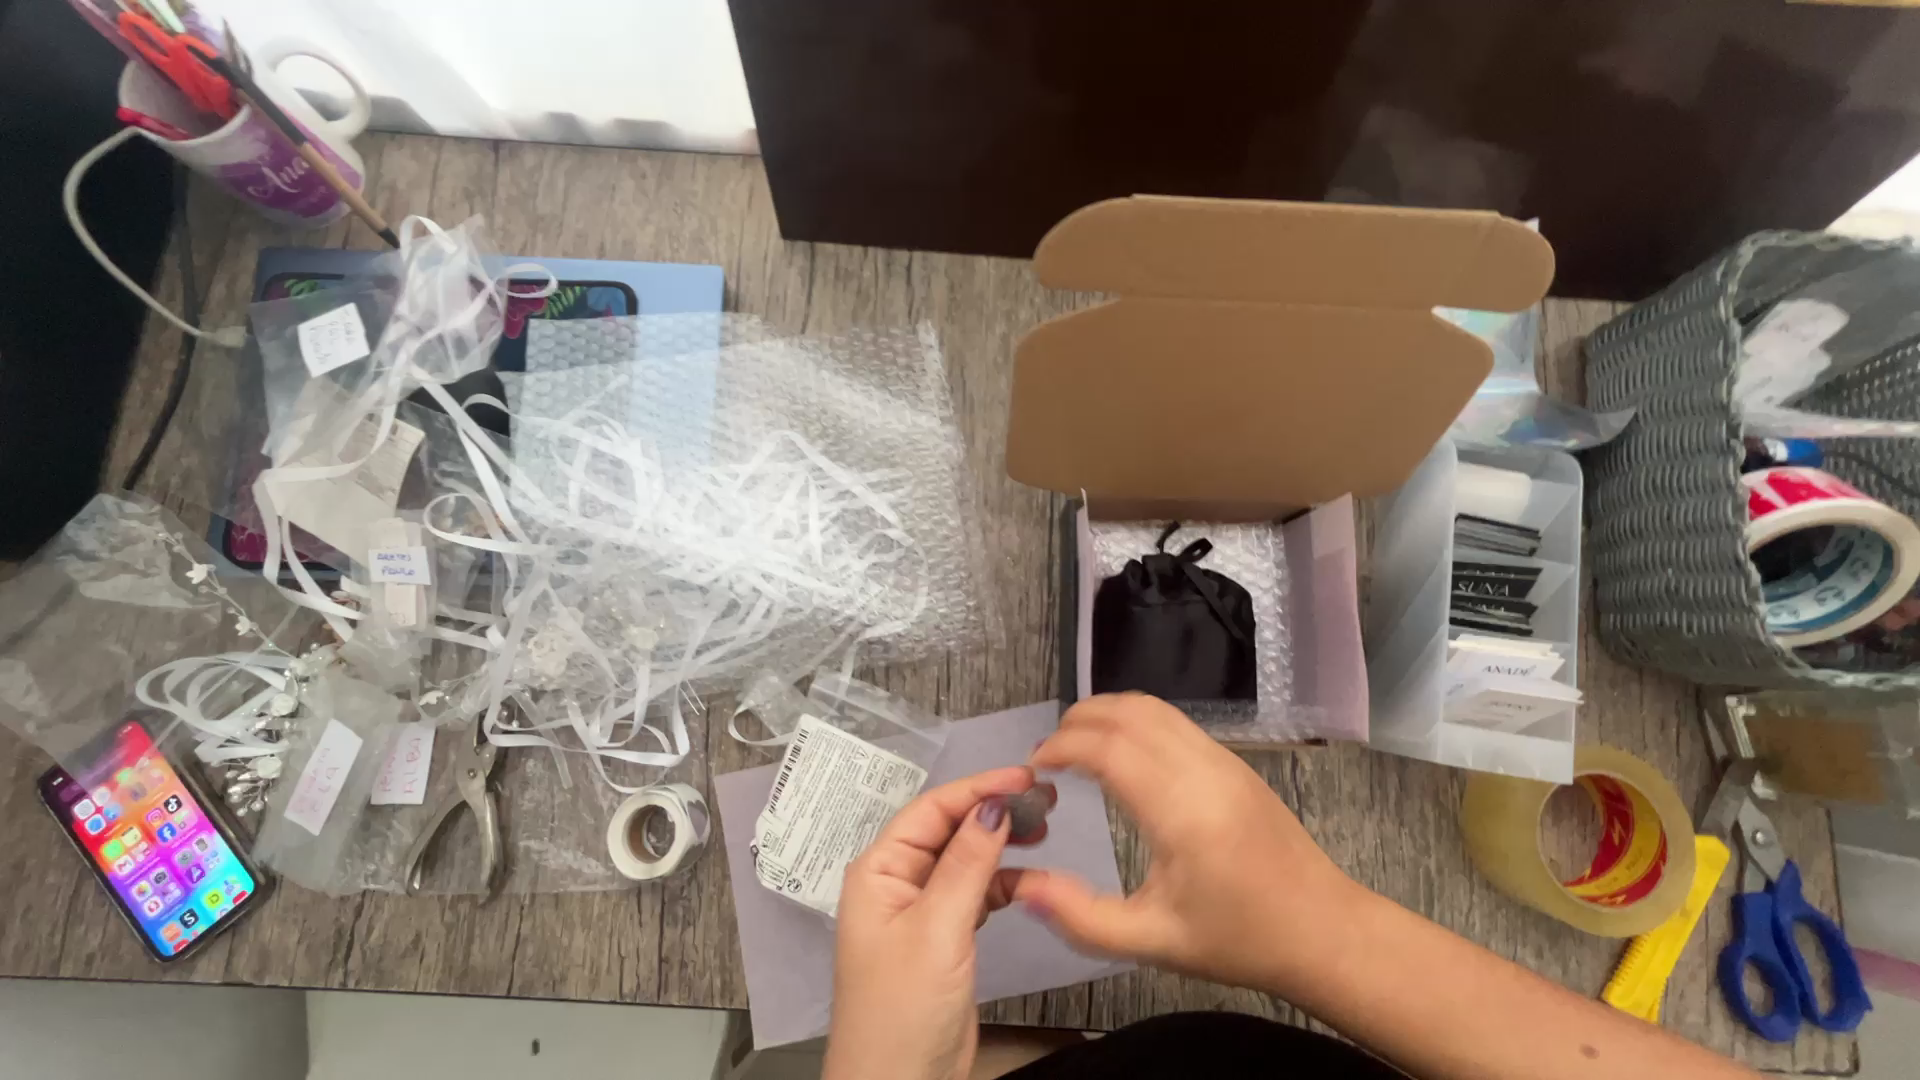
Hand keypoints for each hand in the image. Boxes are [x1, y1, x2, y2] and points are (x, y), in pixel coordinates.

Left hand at [824, 766, 1048, 1079]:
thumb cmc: (903, 1009)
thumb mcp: (936, 930)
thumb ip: (966, 865)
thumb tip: (993, 805)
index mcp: (880, 868)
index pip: (932, 810)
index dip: (978, 787)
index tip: (1024, 776)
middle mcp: (897, 880)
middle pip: (950, 829)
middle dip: (993, 810)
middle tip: (1044, 798)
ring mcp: (921, 908)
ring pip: (966, 858)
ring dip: (1003, 845)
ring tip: (1044, 829)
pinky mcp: (944, 935)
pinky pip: (977, 893)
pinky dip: (1005, 884)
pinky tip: (1032, 880)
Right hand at [1010, 693, 1363, 996]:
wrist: (1324, 930)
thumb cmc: (1237, 939)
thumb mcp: (1153, 942)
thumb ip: (1081, 917)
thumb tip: (1022, 885)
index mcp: (1181, 811)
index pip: (1108, 748)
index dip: (1063, 746)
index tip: (1035, 766)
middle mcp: (1201, 770)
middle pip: (1127, 713)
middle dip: (1077, 721)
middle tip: (1049, 753)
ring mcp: (1221, 758)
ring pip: (1152, 707)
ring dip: (1106, 713)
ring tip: (1076, 745)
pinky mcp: (1233, 760)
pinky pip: (1172, 720)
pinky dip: (1133, 719)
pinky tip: (1120, 752)